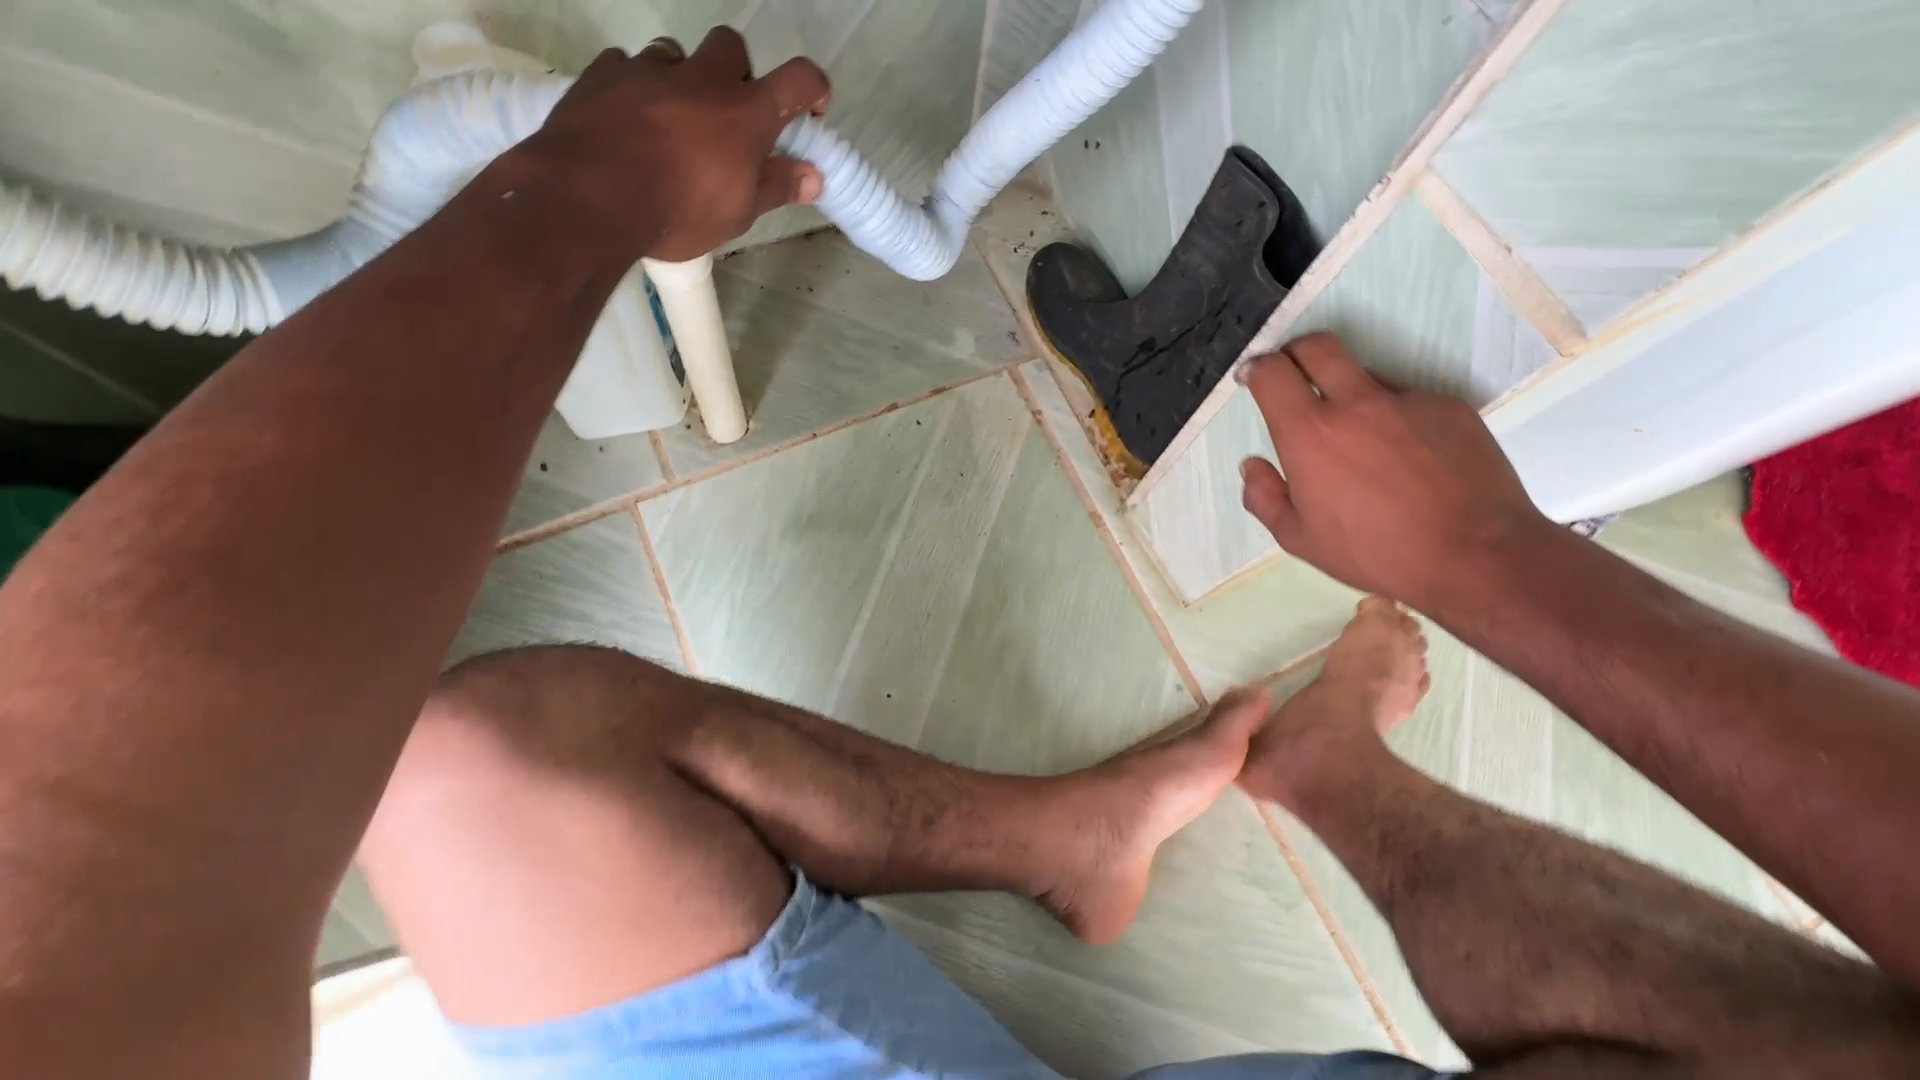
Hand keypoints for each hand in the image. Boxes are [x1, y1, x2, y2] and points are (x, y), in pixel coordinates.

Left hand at [514, 28, 831, 261]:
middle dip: (735, 72)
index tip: (810, 109)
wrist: (589, 195)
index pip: (798, 80)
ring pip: (674, 54)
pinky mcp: (603, 74)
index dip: (812, 88)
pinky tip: (626, 118)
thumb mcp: (737, 214)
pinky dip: (633, 87)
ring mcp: (649, 70)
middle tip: (726, 115)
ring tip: (671, 119)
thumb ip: (776, 187)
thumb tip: (813, 176)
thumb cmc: (677, 212)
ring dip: (681, 78)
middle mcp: (702, 79)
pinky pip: (625, 66)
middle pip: (731, 47)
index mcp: (745, 114)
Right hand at [1237, 332, 1551, 606]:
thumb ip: (1265, 497)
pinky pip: (1407, 399)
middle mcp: (1356, 402)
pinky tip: (1406, 457)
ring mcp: (1407, 399)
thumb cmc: (1376, 553)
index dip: (1256, 370)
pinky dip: (1393, 416)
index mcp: (1310, 433)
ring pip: (1365, 374)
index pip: (1272, 373)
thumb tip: (1253, 466)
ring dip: (1348, 391)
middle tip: (1294, 376)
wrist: (1476, 555)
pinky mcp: (1448, 406)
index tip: (1254, 379)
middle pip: (1317, 346)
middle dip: (1295, 352)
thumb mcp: (1301, 540)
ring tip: (1360, 440)